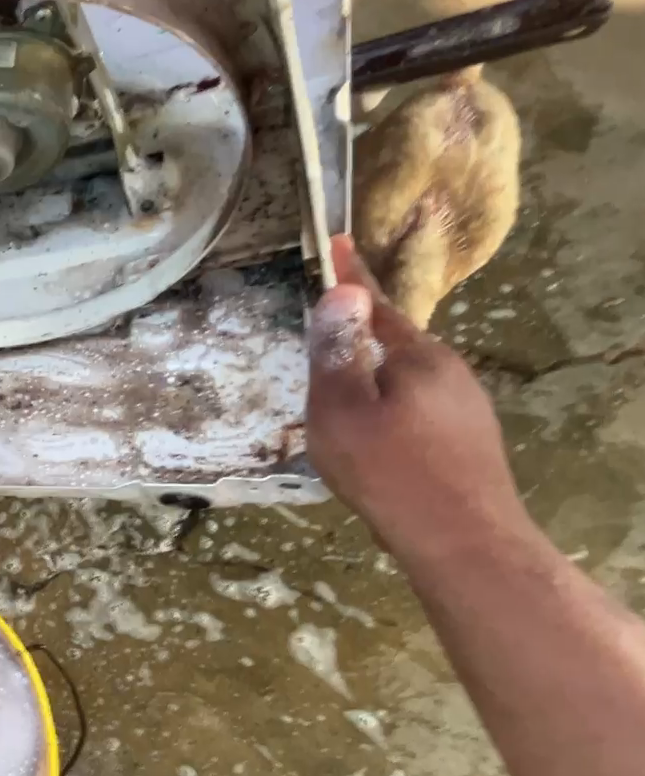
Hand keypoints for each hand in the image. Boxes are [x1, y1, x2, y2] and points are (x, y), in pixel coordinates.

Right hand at [307, 235, 532, 561]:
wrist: (459, 535)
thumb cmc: (386, 467)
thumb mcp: (341, 407)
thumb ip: (336, 352)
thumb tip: (341, 291)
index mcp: (416, 357)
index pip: (374, 304)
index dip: (349, 276)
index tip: (334, 241)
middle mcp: (447, 370)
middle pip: (390, 341)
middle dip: (353, 337)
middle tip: (313, 347)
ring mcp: (461, 403)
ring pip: (401, 374)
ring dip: (367, 375)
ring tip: (333, 401)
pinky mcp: (463, 433)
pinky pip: (412, 401)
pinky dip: (382, 402)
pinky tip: (367, 432)